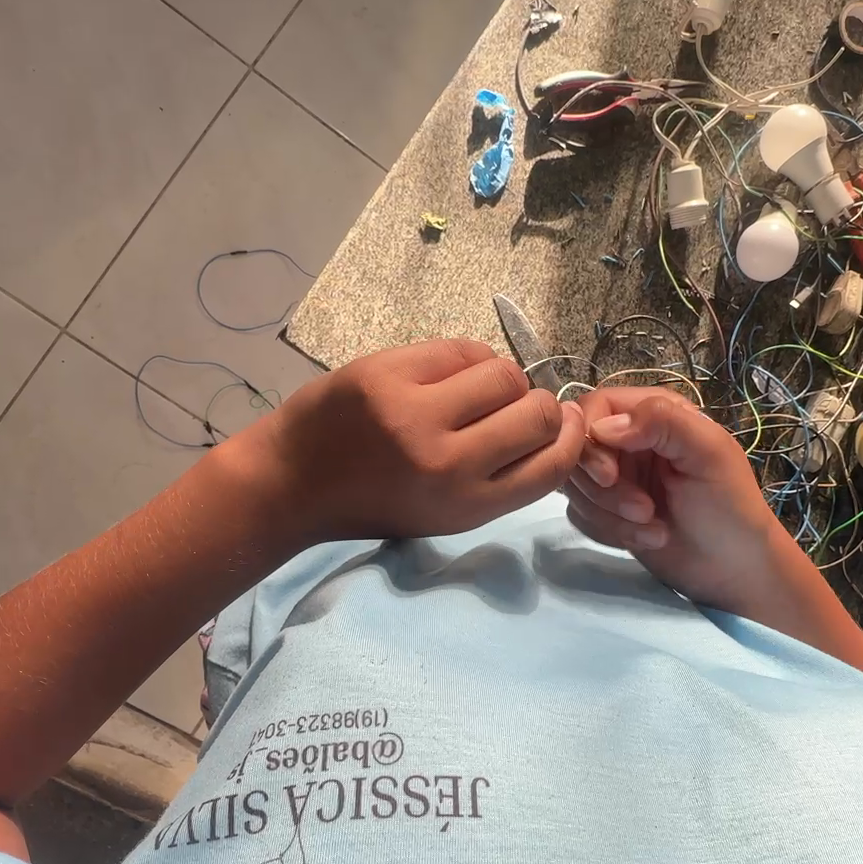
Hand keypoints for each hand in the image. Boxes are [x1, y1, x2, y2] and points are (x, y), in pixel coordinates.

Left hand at [227, 339, 584, 544]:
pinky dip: (467, 360)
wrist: (291, 483)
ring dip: (502, 381)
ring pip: (504, 373)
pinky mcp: (388, 371)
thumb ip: (501, 479)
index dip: (570, 439)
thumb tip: (560, 424)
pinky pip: (461, 349)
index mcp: (465, 508)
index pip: (550, 465)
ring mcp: (414, 412)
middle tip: (516, 409)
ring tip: (474, 392)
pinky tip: (447, 375)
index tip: (567, 424)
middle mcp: (447, 463)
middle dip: (540, 407)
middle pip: (537, 413)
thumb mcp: (445, 514)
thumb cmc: (374, 505)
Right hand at [564, 387, 797, 612]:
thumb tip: (603, 427)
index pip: (594, 407)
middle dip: (605, 489)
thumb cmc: (730, 508)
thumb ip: (662, 422)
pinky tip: (647, 539)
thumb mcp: (709, 453)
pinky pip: (580, 514)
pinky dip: (609, 532)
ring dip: (610, 515)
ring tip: (655, 529)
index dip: (590, 440)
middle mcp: (629, 440)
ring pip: (576, 486)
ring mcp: (616, 477)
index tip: (608, 475)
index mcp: (654, 414)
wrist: (733, 570)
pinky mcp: (607, 511)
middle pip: (578, 449)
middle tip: (645, 511)